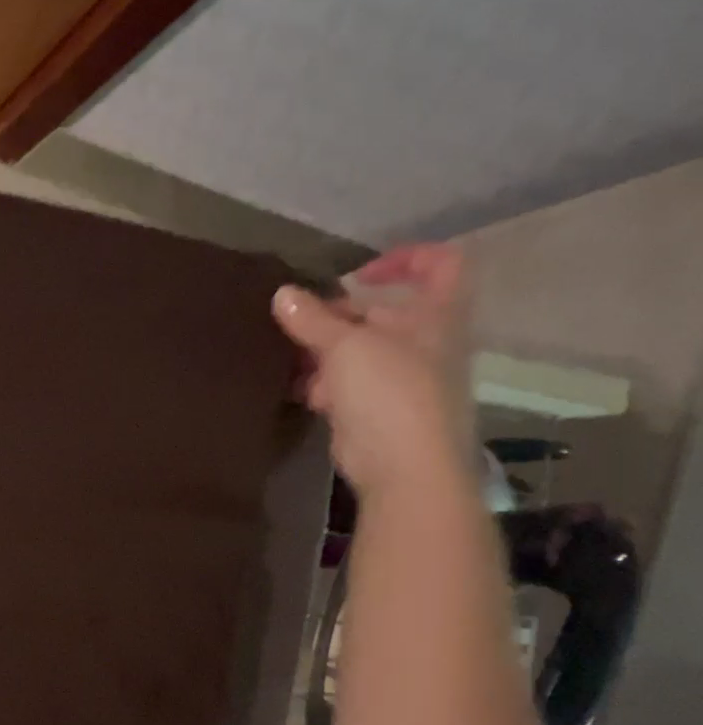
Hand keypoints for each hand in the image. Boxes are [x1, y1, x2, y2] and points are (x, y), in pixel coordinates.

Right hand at [274, 244, 475, 495]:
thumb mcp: (345, 347)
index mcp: (436, 317)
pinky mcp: (376, 408)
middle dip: (337, 315)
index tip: (357, 273)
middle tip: (297, 324)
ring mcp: (401, 377)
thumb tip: (283, 293)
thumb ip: (312, 319)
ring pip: (357, 350)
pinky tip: (297, 390)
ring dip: (321, 351)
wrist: (404, 466)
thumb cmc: (389, 393)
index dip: (405, 258)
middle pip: (381, 312)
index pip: (442, 265)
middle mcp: (424, 342)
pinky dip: (321, 382)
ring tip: (289, 358)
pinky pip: (346, 383)